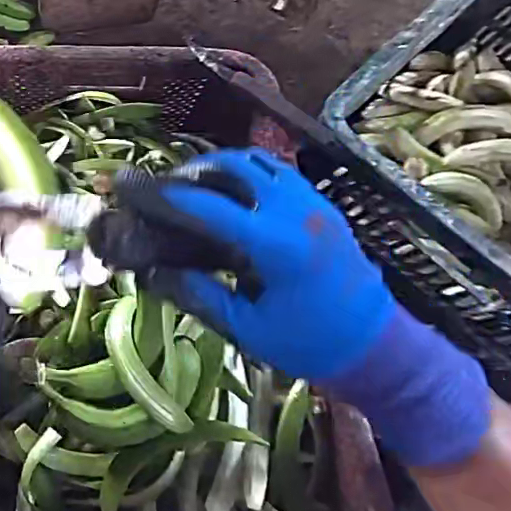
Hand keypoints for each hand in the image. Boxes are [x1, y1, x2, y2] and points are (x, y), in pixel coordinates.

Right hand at [141, 148, 492, 466]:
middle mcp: (297, 212)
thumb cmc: (311, 345)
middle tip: (165, 188)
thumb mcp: (248, 327)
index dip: (161, 195)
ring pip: (259, 162)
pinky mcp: (324, 206)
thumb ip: (198, 294)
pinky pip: (278, 172)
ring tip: (194, 186)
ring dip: (221, 166)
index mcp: (277, 245)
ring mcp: (315, 203)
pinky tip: (231, 195)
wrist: (380, 349)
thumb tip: (150, 274)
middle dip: (192, 170)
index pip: (206, 205)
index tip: (130, 187)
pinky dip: (248, 173)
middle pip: (233, 166)